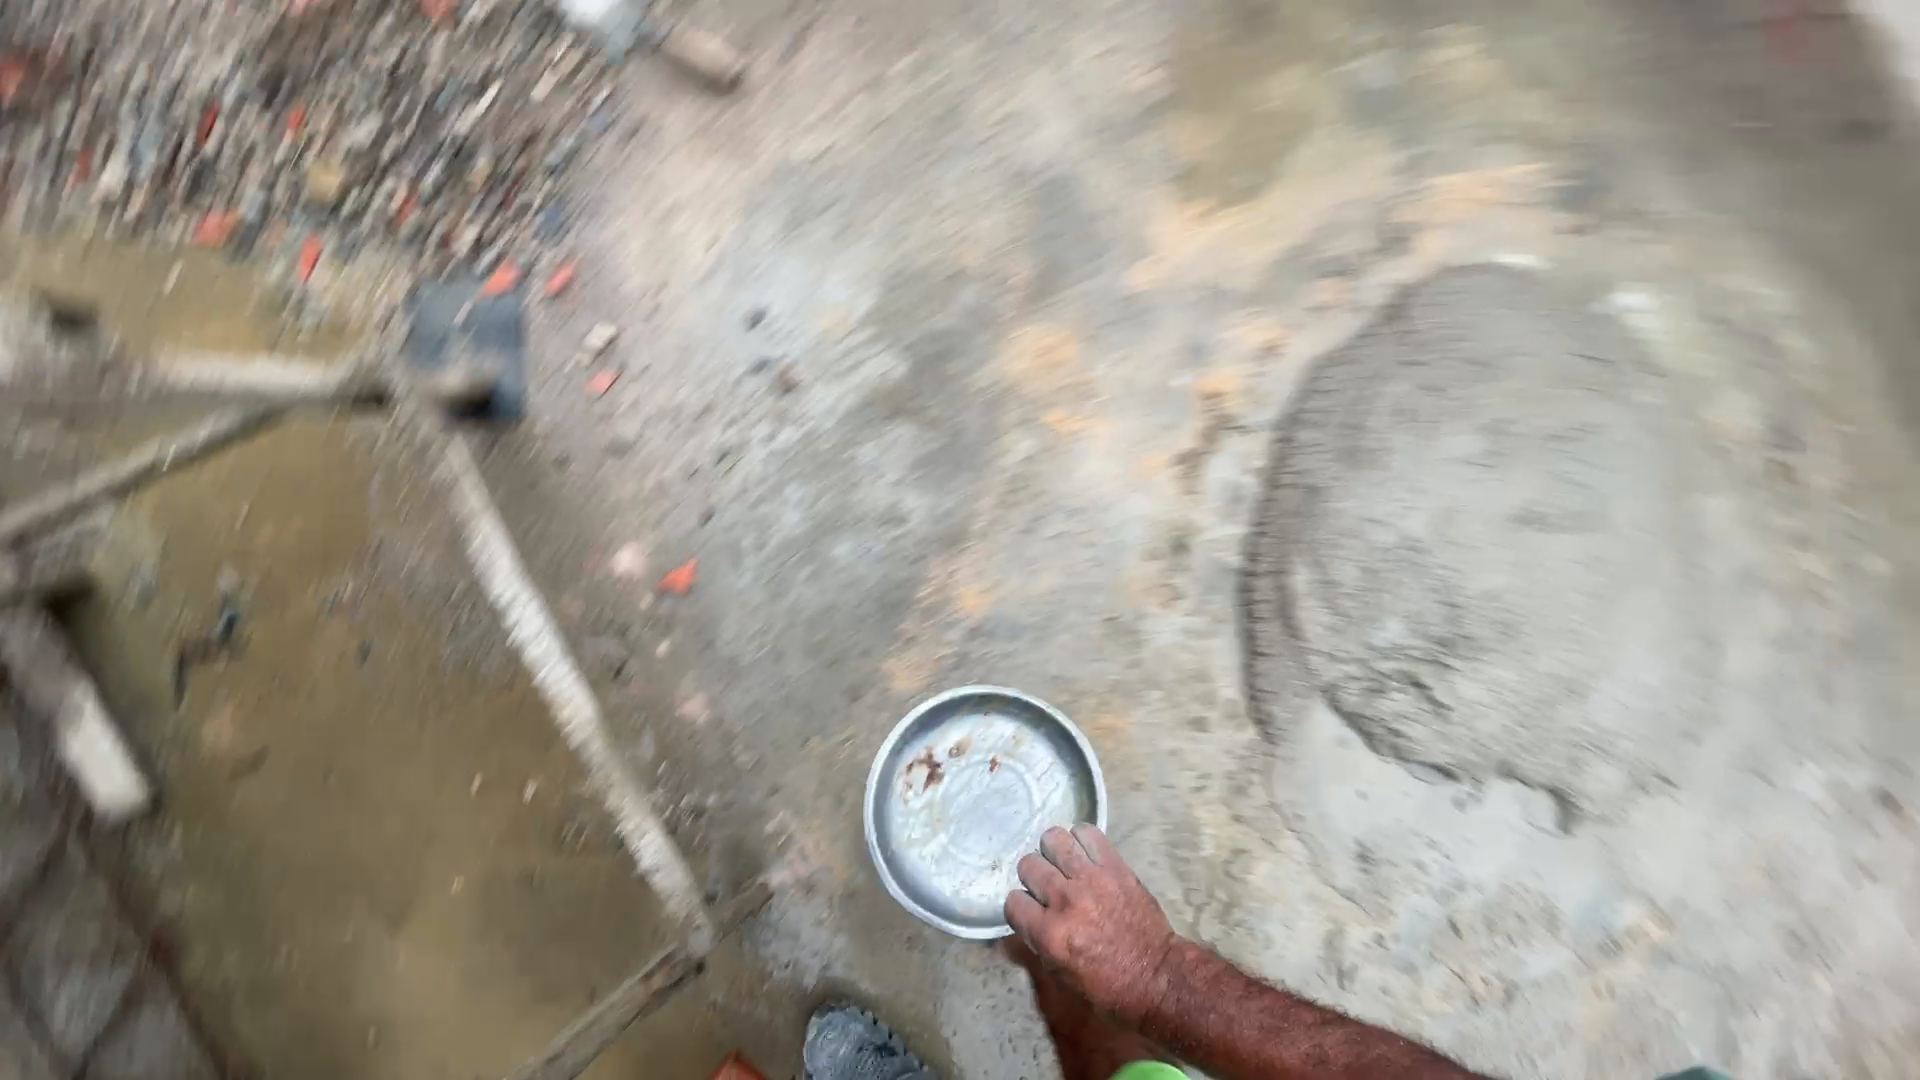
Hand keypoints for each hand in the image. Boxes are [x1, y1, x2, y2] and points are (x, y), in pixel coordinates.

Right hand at [1004, 824, 1179, 1026]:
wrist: (1156, 976)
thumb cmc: (1108, 986)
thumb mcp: (1061, 977)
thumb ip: (1036, 944)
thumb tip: (1020, 922)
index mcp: (1050, 934)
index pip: (1013, 901)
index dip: (1020, 908)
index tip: (1031, 911)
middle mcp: (1065, 900)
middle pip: (1028, 864)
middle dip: (1034, 877)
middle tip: (1048, 887)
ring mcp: (1091, 878)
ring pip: (1053, 839)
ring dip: (1054, 852)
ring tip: (1064, 864)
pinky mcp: (1114, 865)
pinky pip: (1087, 833)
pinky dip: (1081, 839)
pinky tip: (1085, 854)